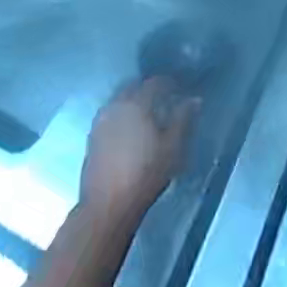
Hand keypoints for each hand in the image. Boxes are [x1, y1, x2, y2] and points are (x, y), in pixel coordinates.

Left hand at [79, 78, 198, 229]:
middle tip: (166, 98)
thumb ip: (183, 119)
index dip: (170, 82)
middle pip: (134, 87)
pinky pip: (111, 114)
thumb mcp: (172, 147)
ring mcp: (100, 120)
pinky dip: (123, 114)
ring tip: (149, 113)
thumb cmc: (145, 174)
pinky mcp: (92, 136)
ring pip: (120, 100)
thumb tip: (194, 99)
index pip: (155, 83)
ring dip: (135, 100)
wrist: (107, 204)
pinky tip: (131, 128)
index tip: (182, 87)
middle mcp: (115, 106)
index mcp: (135, 104)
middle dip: (150, 89)